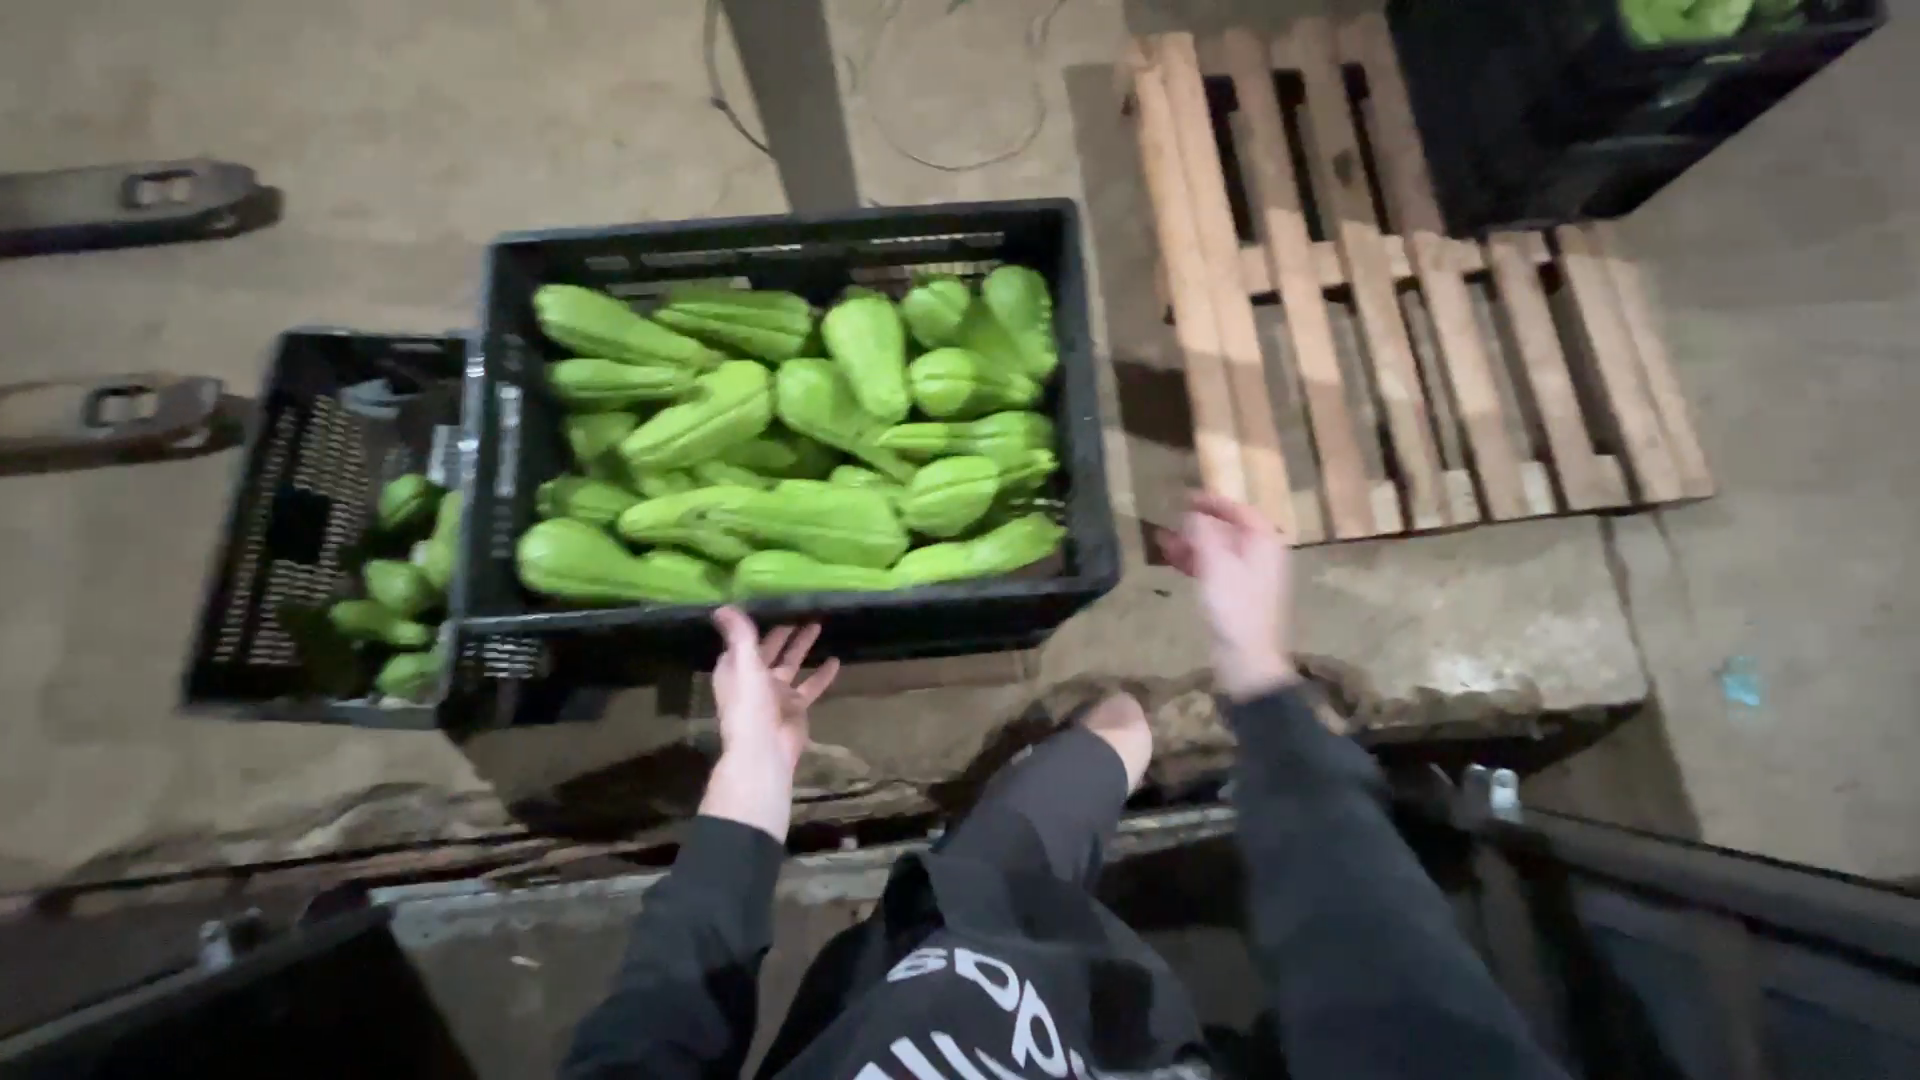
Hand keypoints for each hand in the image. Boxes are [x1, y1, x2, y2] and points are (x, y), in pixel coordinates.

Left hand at [701, 606, 839, 839]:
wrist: (765, 749)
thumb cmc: (751, 705)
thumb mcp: (744, 664)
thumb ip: (739, 635)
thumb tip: (723, 606)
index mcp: (736, 670)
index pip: (742, 641)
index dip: (753, 625)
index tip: (768, 603)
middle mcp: (755, 679)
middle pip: (770, 650)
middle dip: (782, 631)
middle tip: (799, 609)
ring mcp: (776, 694)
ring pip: (791, 664)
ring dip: (802, 646)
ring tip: (818, 624)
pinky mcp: (795, 707)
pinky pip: (810, 686)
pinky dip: (822, 674)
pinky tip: (836, 660)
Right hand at [1158, 492, 1297, 699]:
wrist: (1247, 657)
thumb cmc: (1234, 606)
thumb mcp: (1217, 564)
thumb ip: (1204, 533)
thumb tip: (1193, 515)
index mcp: (1264, 544)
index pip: (1240, 511)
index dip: (1214, 502)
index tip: (1186, 497)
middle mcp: (1261, 556)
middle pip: (1228, 530)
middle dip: (1198, 525)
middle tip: (1170, 519)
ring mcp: (1249, 577)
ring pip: (1218, 551)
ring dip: (1191, 544)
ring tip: (1161, 541)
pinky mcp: (1236, 596)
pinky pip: (1214, 569)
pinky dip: (1195, 563)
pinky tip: (1172, 561)